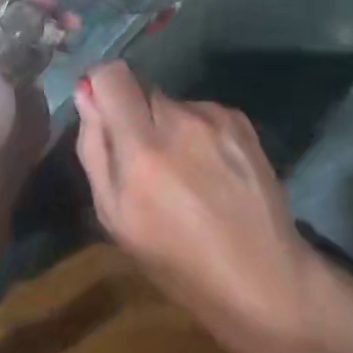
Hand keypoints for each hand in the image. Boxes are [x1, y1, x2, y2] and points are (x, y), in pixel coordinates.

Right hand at [74, 60, 315, 347]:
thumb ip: (95, 149)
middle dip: (135, 116)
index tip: (102, 110)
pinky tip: (213, 171)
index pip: (111, 75)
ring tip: (187, 173)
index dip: (100, 85)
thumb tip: (88, 95)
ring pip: (172, 104)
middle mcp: (179, 120)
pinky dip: (198, 132)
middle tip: (147, 162)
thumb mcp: (116, 218)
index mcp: (142, 150)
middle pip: (141, 89)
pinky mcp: (240, 120)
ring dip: (169, 126)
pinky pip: (201, 112)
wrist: (264, 278)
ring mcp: (214, 117)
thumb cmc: (178, 262)